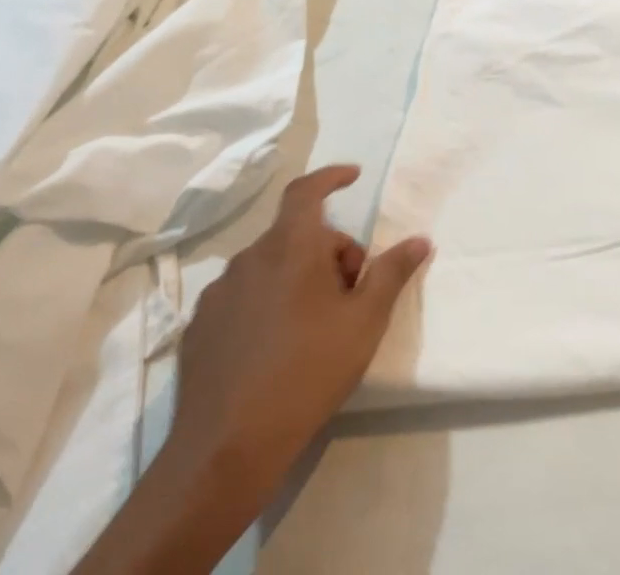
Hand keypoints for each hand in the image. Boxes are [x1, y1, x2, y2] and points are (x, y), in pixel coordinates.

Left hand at [168, 165, 432, 486]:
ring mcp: (217, 296)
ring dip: (301, 278)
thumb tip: (419, 240)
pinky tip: (283, 346)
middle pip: (297, 236)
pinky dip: (271, 302)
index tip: (352, 176)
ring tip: (320, 324)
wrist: (229, 443)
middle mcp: (247, 262)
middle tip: (355, 293)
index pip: (305, 192)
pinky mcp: (200, 328)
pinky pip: (245, 296)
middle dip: (332, 251)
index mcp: (290, 250)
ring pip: (270, 267)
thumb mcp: (366, 320)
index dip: (330, 177)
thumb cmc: (309, 370)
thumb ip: (392, 273)